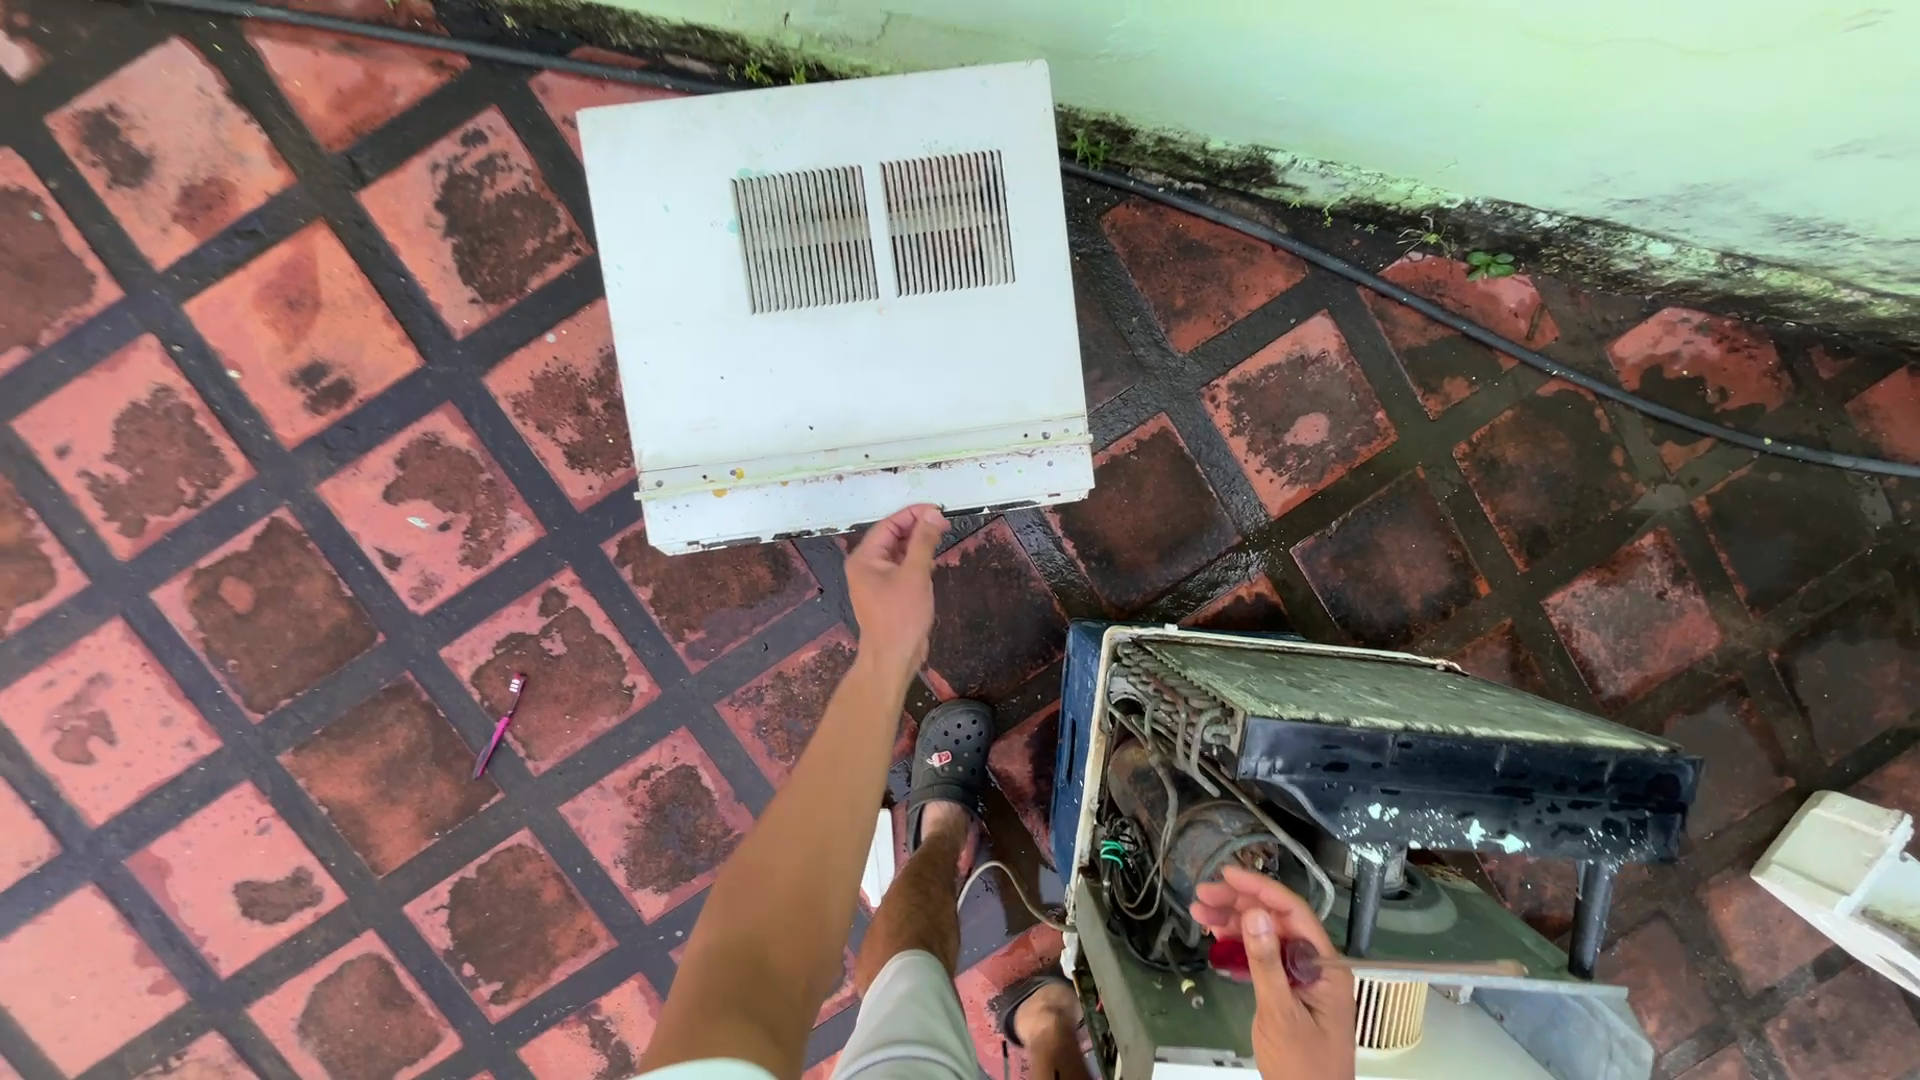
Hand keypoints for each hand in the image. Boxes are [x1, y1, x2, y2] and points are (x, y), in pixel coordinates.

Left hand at [845, 504, 946, 676]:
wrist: (893, 658)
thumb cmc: (901, 616)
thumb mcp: (915, 574)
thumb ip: (923, 542)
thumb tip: (932, 515)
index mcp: (864, 558)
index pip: (889, 525)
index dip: (913, 514)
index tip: (937, 510)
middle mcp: (866, 566)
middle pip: (892, 536)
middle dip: (917, 528)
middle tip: (943, 523)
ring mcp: (876, 581)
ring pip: (898, 552)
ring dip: (918, 545)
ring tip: (941, 538)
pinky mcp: (888, 593)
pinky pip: (902, 568)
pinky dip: (917, 562)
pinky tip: (933, 562)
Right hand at [1191, 866, 1355, 1079]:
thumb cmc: (1301, 1068)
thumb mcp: (1281, 1014)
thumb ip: (1267, 963)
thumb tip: (1254, 913)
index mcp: (1325, 966)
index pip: (1293, 912)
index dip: (1260, 888)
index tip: (1227, 876)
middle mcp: (1314, 964)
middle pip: (1275, 918)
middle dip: (1238, 902)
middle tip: (1202, 895)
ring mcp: (1299, 976)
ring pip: (1264, 933)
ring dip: (1232, 919)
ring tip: (1199, 911)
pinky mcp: (1284, 989)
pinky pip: (1260, 953)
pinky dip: (1236, 941)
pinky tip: (1214, 933)